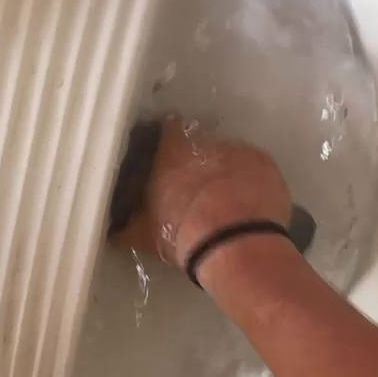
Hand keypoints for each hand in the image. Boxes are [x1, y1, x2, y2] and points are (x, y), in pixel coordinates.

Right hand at [112, 115, 290, 268]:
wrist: (236, 248)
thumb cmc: (182, 235)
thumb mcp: (144, 236)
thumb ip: (126, 226)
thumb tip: (110, 232)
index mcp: (171, 152)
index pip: (166, 129)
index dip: (167, 140)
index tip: (166, 155)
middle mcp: (205, 142)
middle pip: (199, 142)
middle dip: (196, 159)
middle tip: (194, 184)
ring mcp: (239, 150)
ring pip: (228, 154)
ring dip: (224, 169)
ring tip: (223, 197)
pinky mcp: (266, 164)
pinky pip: (254, 167)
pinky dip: (249, 180)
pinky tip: (246, 201)